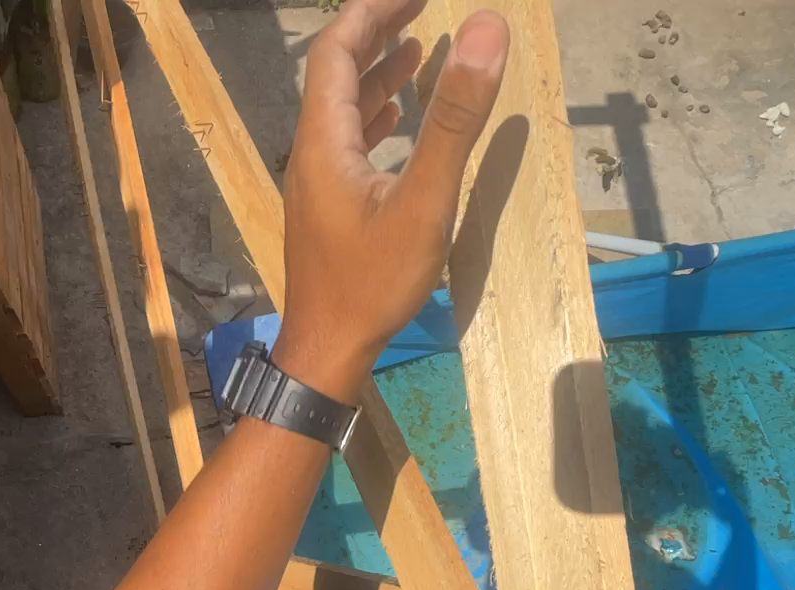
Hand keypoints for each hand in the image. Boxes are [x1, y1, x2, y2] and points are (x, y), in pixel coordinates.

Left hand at [277, 0, 508, 401]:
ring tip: (418, 53)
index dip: (371, 12)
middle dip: (375, 36)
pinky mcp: (324, 213)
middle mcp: (310, 157)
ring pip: (340, 115)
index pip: (334, 53)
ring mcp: (314, 188)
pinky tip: (397, 124)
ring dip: (376, 80)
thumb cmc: (371, 283)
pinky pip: (345, 148)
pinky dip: (373, 122)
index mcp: (324, 143)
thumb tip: (485, 28)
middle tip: (420, 8)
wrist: (327, 350)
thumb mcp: (422, 203)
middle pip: (334, 78)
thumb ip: (452, 121)